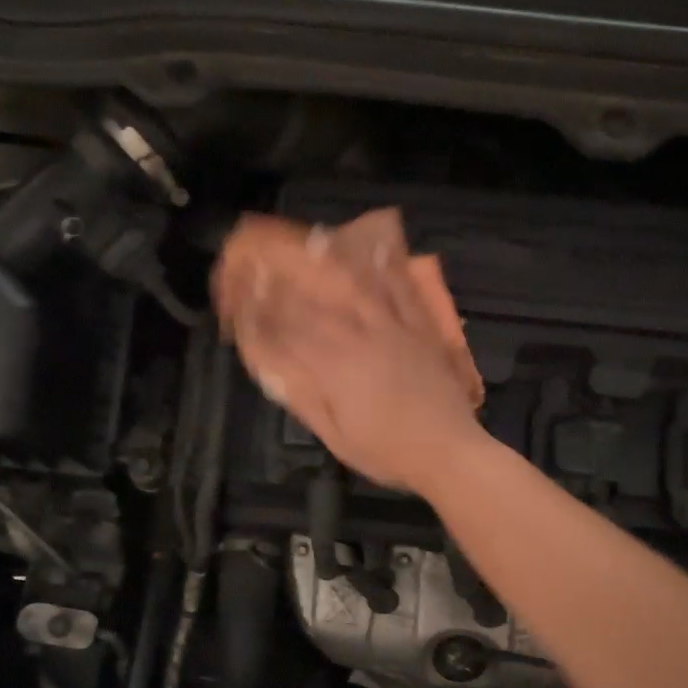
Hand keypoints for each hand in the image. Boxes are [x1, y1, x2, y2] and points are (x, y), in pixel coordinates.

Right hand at [214, 212, 485, 493]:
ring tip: (308, 235)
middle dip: (283, 269)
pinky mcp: (420, 326)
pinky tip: (376, 238)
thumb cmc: (386, 451)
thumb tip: (267, 360)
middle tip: (259, 250)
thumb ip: (299, 392)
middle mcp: (361, 333)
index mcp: (334, 363)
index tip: (238, 285)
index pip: (286, 324)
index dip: (258, 303)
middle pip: (315, 293)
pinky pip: (400, 286)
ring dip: (328, 256)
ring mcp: (393, 325)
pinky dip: (385, 261)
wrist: (450, 451)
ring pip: (355, 281)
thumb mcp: (333, 432)